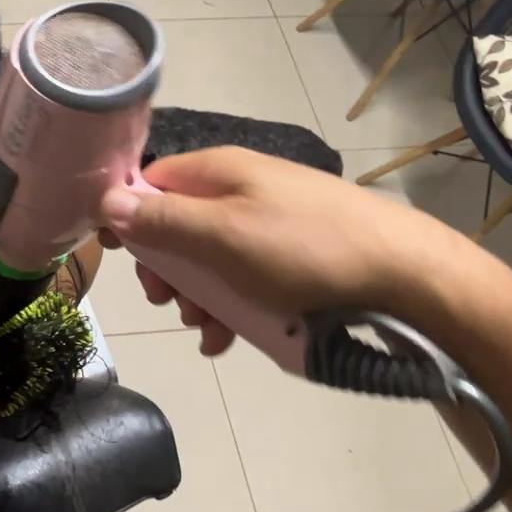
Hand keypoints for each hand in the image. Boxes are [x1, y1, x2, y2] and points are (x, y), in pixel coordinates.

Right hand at [99, 148, 472, 353]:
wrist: (405, 279)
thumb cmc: (303, 251)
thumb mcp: (221, 236)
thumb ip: (162, 219)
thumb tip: (106, 199)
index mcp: (219, 173)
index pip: (151, 183)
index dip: (129, 218)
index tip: (120, 257)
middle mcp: (240, 193)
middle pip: (176, 228)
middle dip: (166, 270)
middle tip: (168, 301)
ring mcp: (266, 227)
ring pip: (207, 262)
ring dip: (196, 298)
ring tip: (205, 327)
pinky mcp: (289, 260)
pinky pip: (241, 282)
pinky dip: (228, 309)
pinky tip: (227, 339)